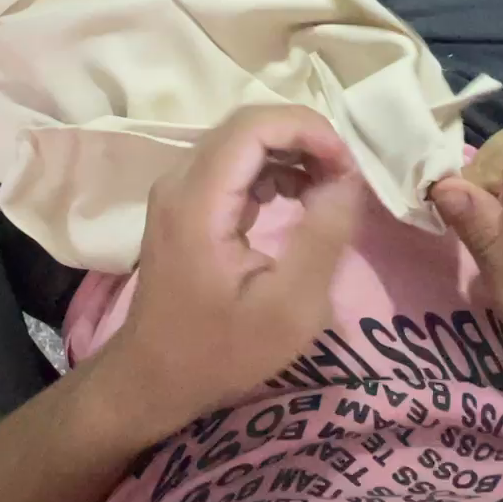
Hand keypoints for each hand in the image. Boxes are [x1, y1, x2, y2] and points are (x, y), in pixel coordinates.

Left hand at [107, 106, 364, 430]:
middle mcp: (179, 180)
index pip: (252, 127)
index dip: (307, 129)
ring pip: (239, 139)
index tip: (347, 165)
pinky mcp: (183, 200)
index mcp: (198, 201)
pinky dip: (270, 168)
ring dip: (289, 151)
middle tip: (344, 176)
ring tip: (327, 188)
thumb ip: (323, 236)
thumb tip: (346, 178)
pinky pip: (230, 162)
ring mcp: (177, 188)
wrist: (155, 376)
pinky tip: (295, 198)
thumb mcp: (290, 307)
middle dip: (303, 137)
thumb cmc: (222, 351)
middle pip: (245, 125)